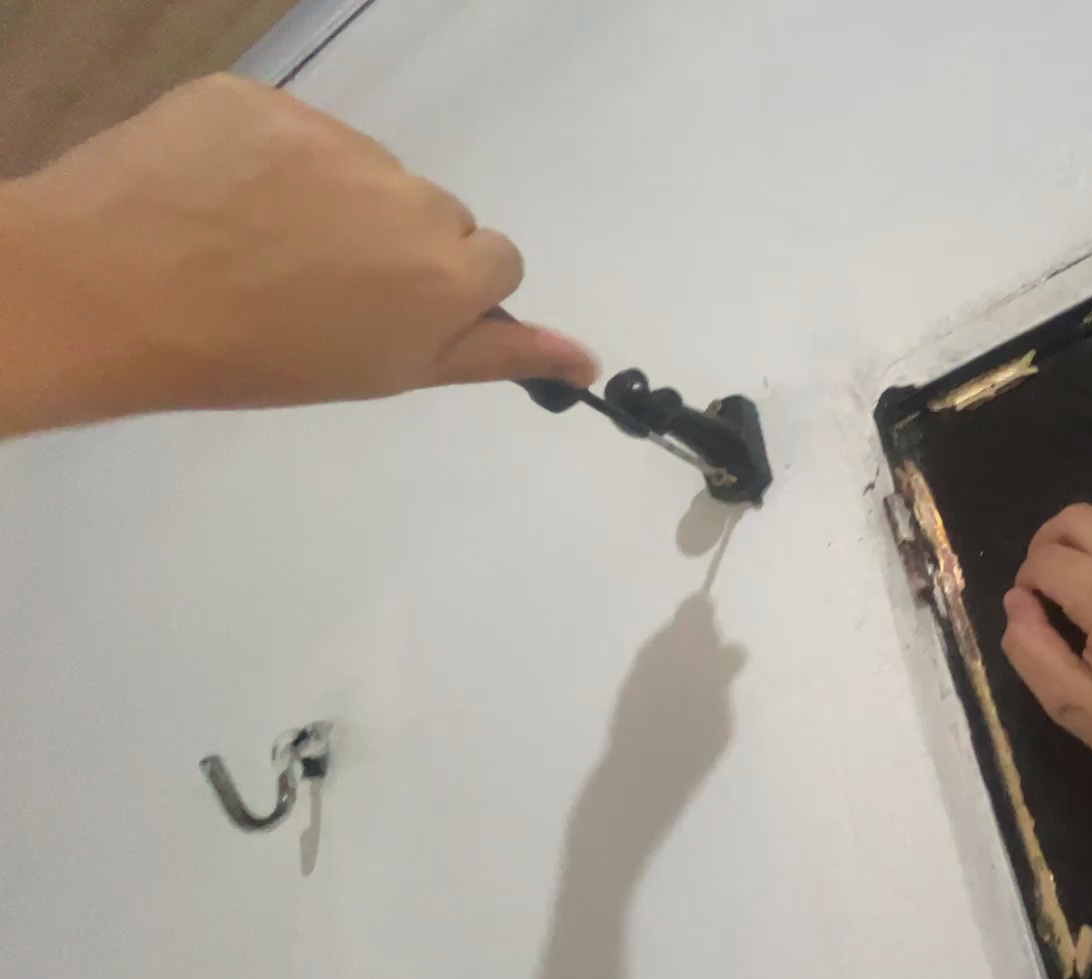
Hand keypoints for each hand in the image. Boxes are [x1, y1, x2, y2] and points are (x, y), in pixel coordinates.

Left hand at [0, 73, 594, 427]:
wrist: (109, 297)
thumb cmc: (277, 357)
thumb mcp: (405, 370)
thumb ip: (504, 355)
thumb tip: (590, 360)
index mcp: (452, 274)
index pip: (500, 260)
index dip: (455, 285)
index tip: (403, 306)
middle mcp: (414, 202)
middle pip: (445, 215)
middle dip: (411, 244)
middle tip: (337, 279)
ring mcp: (338, 145)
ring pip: (382, 173)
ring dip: (355, 201)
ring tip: (280, 237)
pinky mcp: (266, 101)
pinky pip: (313, 132)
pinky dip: (293, 161)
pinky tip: (244, 195)